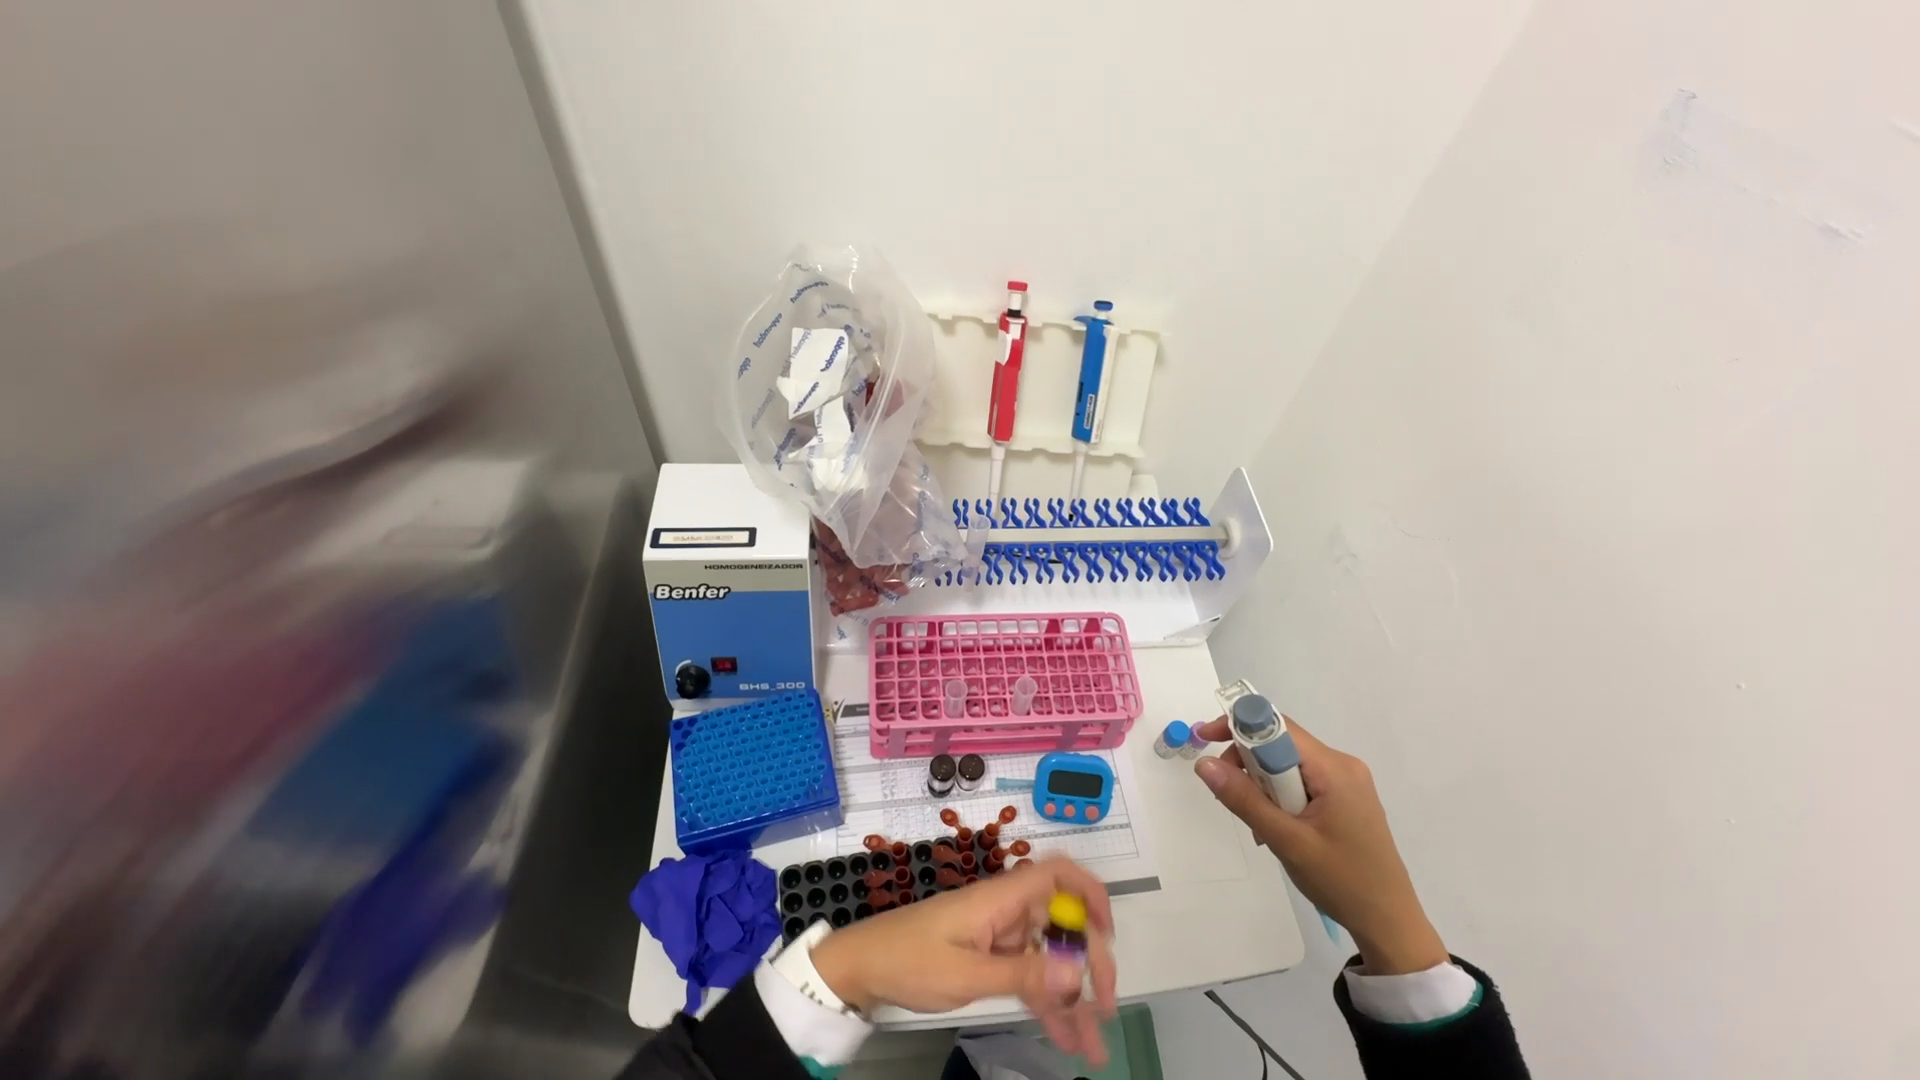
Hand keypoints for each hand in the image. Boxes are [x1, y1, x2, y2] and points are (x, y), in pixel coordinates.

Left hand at [809, 854, 1118, 1065]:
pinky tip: (1065, 1037)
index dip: (1089, 892)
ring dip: (1073, 997)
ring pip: (1049, 958)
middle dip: (1089, 964)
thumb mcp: (967, 974)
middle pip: (1062, 925)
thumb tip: (1077, 971)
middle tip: (1106, 1007)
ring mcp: (999, 935)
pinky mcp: (990, 958)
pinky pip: (1029, 976)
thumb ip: (1024, 973)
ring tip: (1094, 1040)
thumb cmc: (909, 959)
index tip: (1108, 931)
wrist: (861, 967)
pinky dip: (1047, 1004)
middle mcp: (1006, 911)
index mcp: (1000, 899)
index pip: (1056, 875)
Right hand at [1194, 716, 1448, 974]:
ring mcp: (1347, 782)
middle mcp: (1343, 765)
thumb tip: (1204, 763)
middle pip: (1281, 744)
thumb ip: (1244, 800)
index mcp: (1334, 769)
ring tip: (1259, 826)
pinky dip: (1280, 797)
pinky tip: (1278, 828)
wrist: (1390, 923)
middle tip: (1229, 796)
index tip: (1206, 739)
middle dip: (1248, 763)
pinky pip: (1301, 781)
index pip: (1278, 727)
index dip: (1238, 727)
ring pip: (1288, 764)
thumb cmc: (1341, 881)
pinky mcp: (1346, 798)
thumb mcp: (1286, 841)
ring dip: (1263, 786)